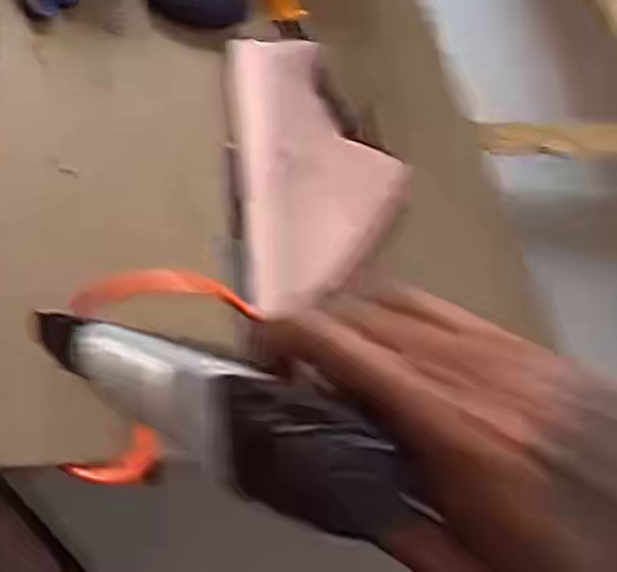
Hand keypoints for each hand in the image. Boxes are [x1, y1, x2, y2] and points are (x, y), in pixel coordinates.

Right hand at [261, 288, 576, 571]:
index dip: (270, 338)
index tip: (263, 364)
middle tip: (297, 367)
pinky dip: (393, 313)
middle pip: (341, 310)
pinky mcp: (534, 354)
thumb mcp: (471, 561)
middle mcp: (476, 378)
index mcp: (454, 426)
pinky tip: (394, 346)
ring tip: (341, 353)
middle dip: (301, 332)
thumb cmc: (579, 561)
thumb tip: (316, 483)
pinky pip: (435, 306)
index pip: (319, 335)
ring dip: (344, 319)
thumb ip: (386, 521)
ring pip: (381, 298)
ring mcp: (510, 359)